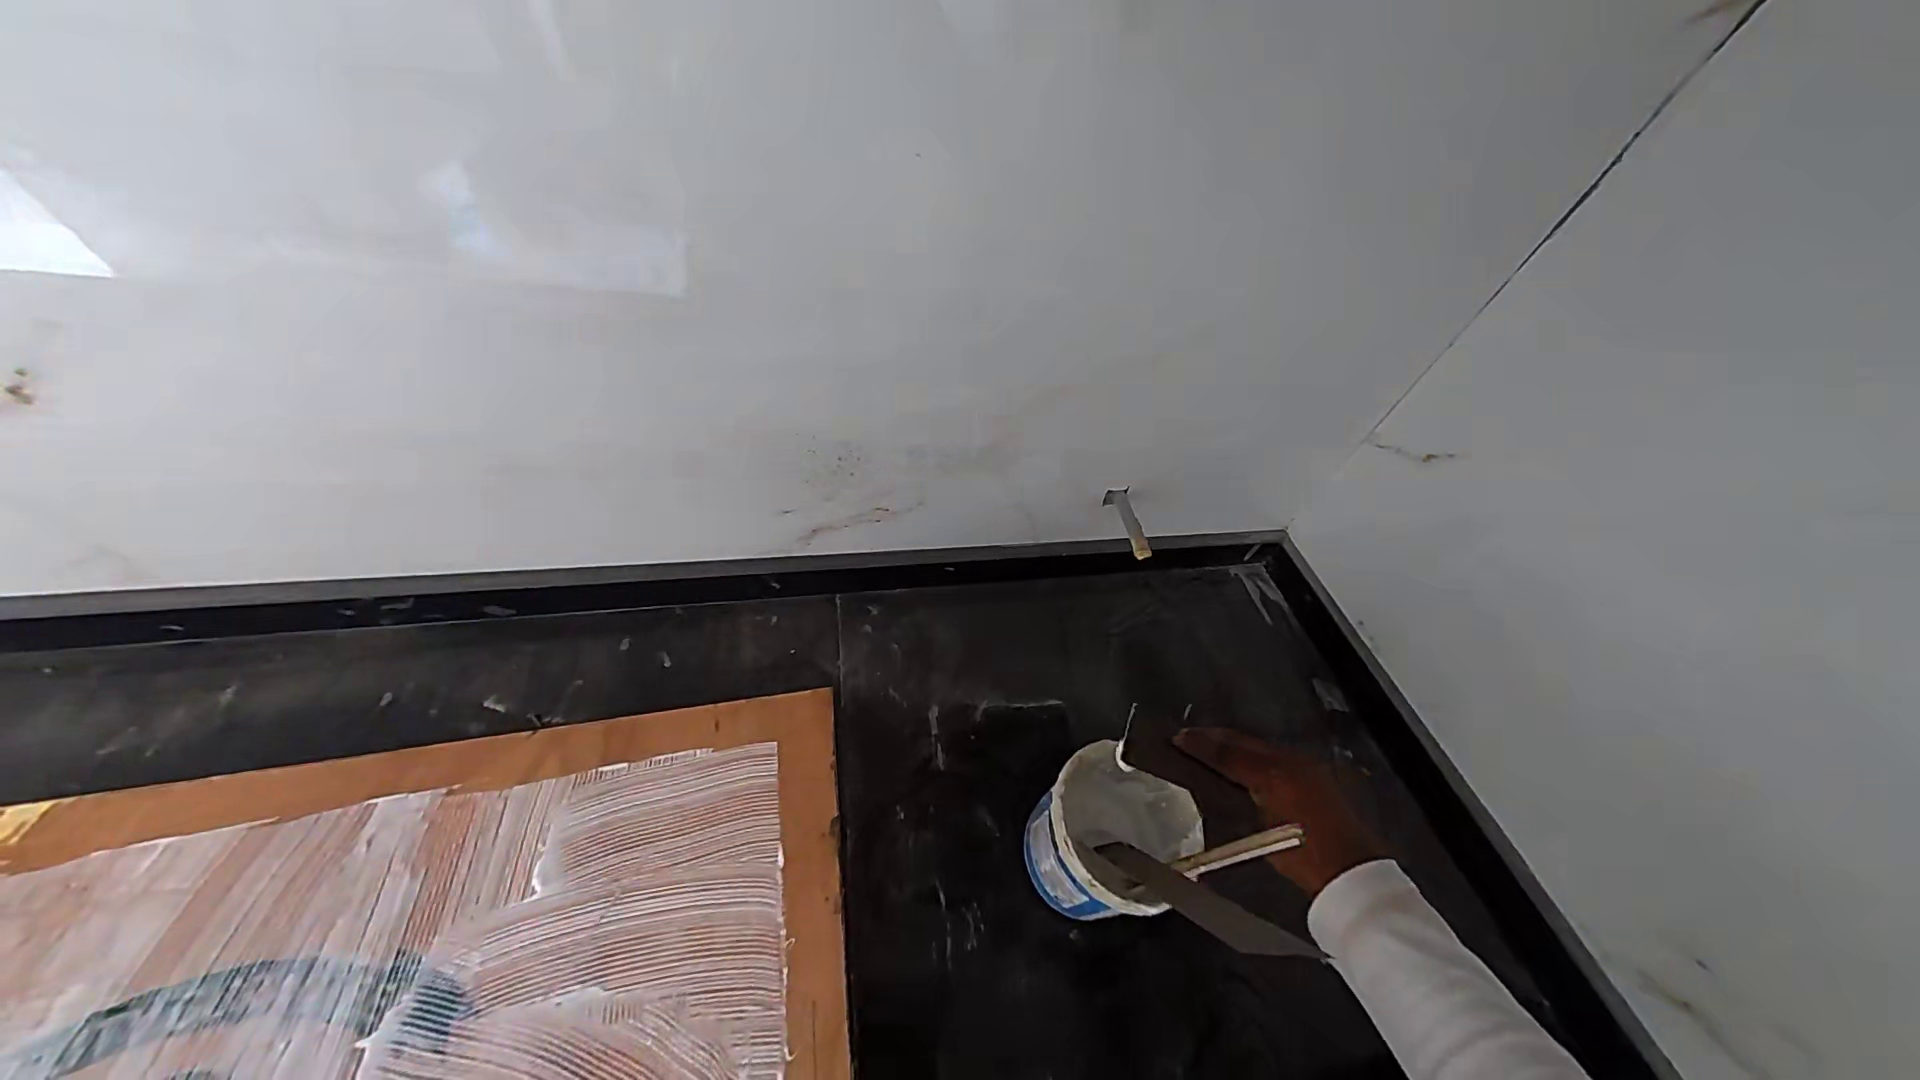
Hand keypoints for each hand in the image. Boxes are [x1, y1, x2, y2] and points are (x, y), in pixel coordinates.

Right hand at [1174, 727, 1385, 896]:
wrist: (1353, 874)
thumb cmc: (1302, 855)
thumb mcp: (1260, 829)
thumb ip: (1234, 797)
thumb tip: (1210, 780)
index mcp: (1275, 771)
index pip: (1229, 752)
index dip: (1200, 744)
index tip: (1177, 738)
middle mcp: (1291, 760)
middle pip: (1244, 740)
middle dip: (1213, 736)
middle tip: (1187, 734)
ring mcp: (1305, 766)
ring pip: (1258, 744)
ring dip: (1231, 742)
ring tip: (1206, 742)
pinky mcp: (1314, 776)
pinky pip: (1273, 754)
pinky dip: (1250, 751)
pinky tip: (1239, 759)